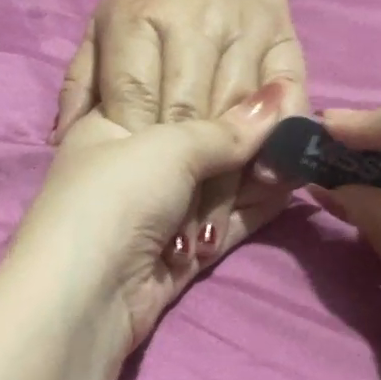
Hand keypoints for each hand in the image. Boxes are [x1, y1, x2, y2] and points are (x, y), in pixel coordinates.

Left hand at [13, 81, 290, 351]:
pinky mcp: (177, 255)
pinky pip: (224, 223)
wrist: (87, 295)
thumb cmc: (115, 198)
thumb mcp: (169, 147)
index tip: (265, 85)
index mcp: (111, 123)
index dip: (214, 84)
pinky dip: (253, 209)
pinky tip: (289, 187)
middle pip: (198, 141)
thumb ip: (226, 128)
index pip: (168, 89)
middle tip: (283, 129)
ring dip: (249, 176)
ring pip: (214, 185)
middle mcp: (132, 165)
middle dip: (239, 138)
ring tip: (292, 158)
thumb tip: (277, 100)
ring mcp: (155, 213)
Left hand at [53, 0, 309, 258]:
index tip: (134, 206)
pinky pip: (289, 106)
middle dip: (180, 185)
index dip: (138, 159)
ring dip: (223, 188)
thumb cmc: (151, 2)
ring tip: (205, 240)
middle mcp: (194, 23)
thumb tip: (59, 139)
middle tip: (173, 242)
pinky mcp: (289, 46)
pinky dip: (278, 151)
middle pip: (188, 116)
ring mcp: (246, 33)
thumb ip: (83, 85)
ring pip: (235, 122)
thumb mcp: (100, 31)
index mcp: (138, 20)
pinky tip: (260, 191)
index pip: (137, 99)